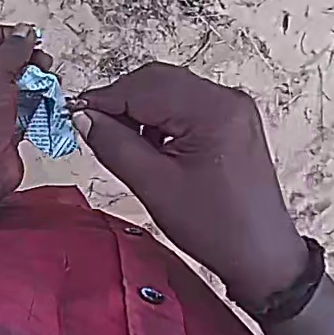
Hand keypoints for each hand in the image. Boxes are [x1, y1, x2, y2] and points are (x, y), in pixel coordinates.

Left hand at [0, 23, 49, 227]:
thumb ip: (13, 48)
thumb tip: (25, 33)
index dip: (8, 36)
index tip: (30, 38)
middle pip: (6, 64)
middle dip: (29, 61)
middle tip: (43, 64)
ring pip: (21, 89)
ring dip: (39, 85)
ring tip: (49, 86)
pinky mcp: (6, 131)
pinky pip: (28, 114)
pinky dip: (41, 109)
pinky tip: (49, 107)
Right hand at [74, 62, 307, 302]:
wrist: (260, 253)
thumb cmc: (216, 226)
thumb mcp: (153, 185)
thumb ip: (113, 144)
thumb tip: (83, 118)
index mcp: (212, 111)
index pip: (142, 88)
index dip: (103, 100)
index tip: (73, 115)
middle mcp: (225, 99)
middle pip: (155, 81)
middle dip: (119, 102)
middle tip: (91, 128)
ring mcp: (229, 108)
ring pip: (166, 91)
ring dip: (136, 110)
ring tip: (120, 143)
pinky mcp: (227, 121)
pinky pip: (180, 105)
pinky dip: (155, 119)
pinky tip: (145, 145)